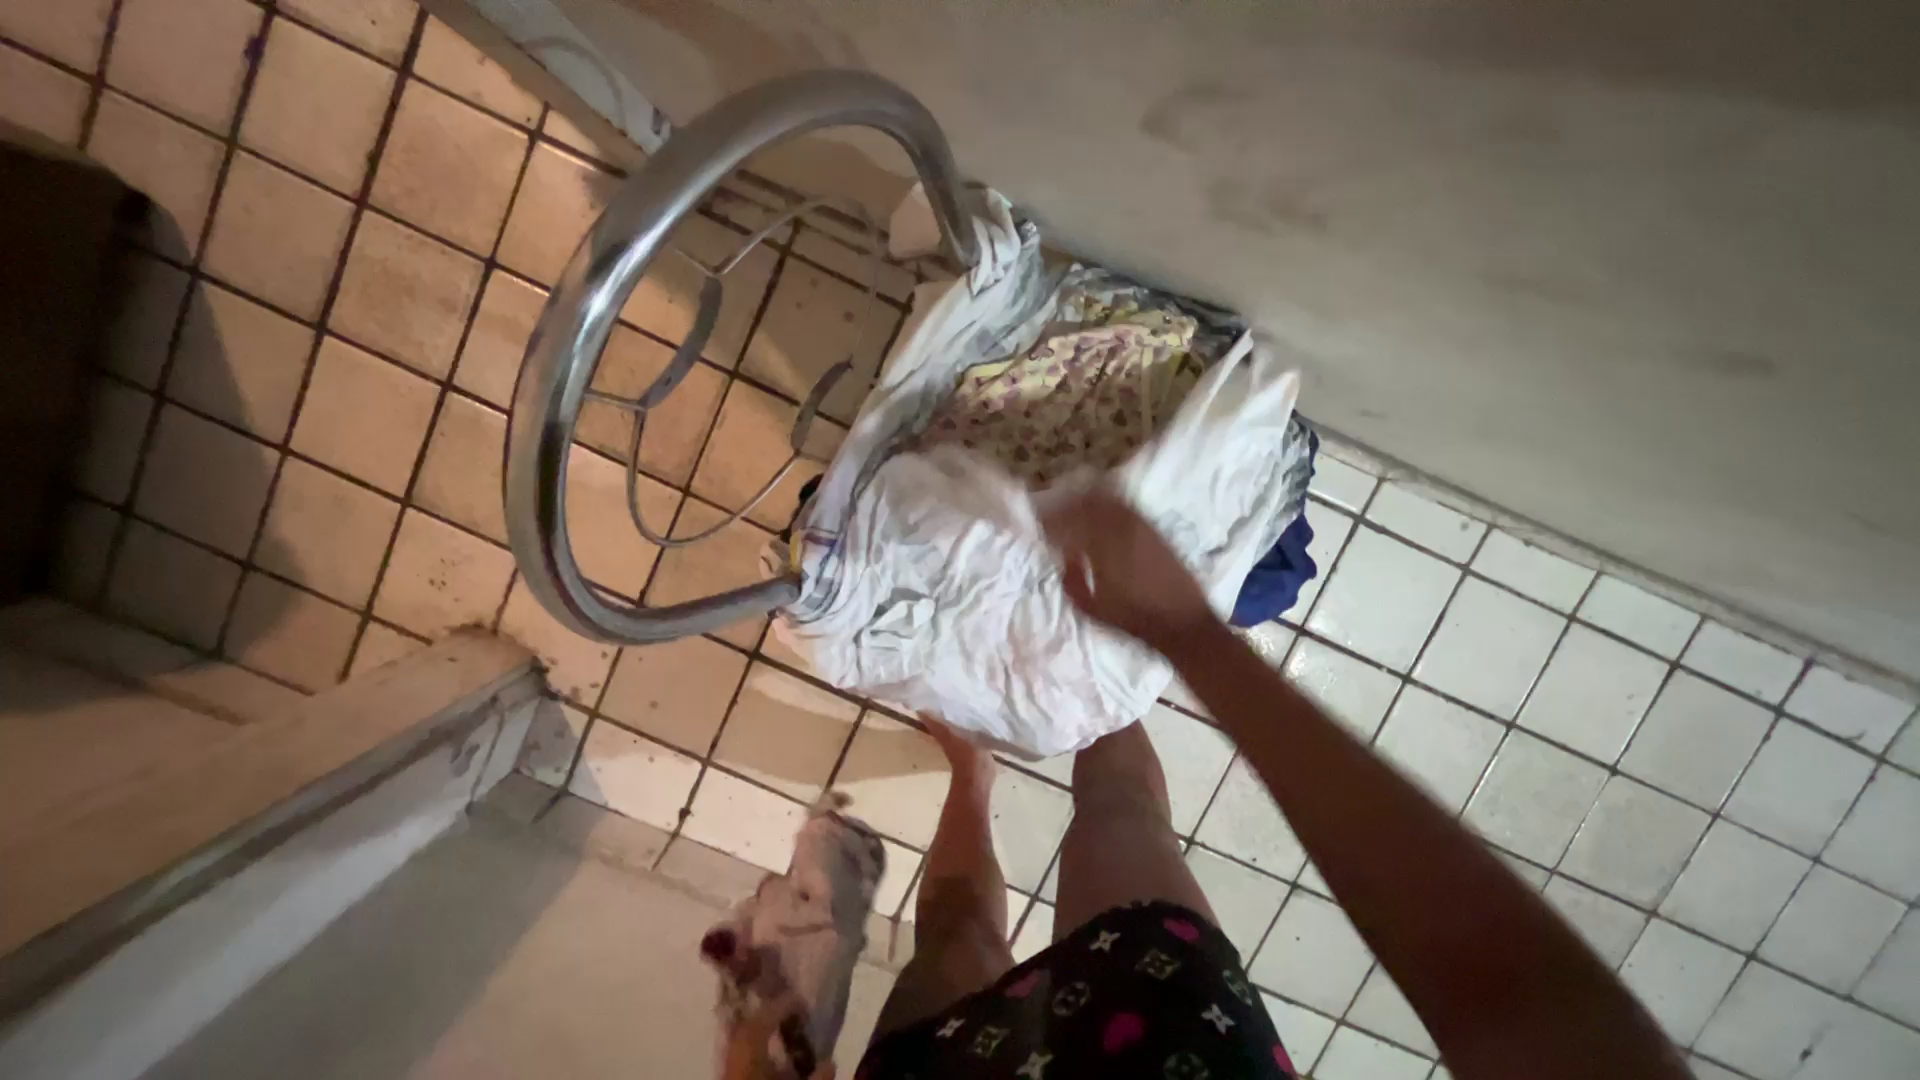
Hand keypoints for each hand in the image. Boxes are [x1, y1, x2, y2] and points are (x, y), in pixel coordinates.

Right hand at [1041, 486, 1219, 653]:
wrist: (1182, 622)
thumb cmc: (1133, 620)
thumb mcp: (1091, 610)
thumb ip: (1072, 581)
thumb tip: (1067, 557)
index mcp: (1101, 548)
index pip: (1069, 522)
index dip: (1052, 520)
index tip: (1040, 522)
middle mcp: (1121, 529)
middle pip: (1087, 504)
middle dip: (1068, 504)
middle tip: (1055, 511)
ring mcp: (1141, 526)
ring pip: (1109, 500)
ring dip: (1089, 499)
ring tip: (1076, 505)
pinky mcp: (1155, 530)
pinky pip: (1128, 507)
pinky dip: (1112, 503)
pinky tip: (1105, 509)